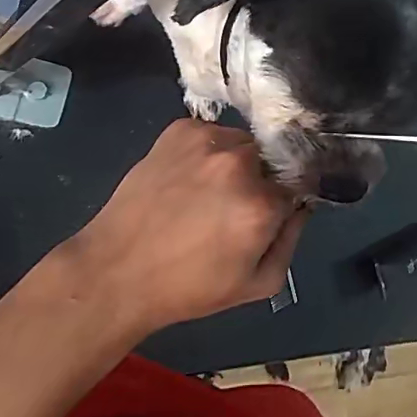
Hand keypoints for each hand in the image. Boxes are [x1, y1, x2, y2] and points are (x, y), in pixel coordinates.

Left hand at [57, 119, 308, 333]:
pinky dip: (206, 151)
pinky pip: (211, 134)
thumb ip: (291, 241)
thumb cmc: (188, 287)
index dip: (287, 198)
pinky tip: (186, 178)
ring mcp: (207, 140)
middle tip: (234, 206)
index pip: (298, 183)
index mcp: (262, 203)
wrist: (115, 270)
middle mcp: (239, 162)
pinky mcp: (180, 129)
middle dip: (262, 178)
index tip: (272, 211)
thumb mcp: (256, 285)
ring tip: (206, 191)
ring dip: (236, 161)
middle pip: (271, 159)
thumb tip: (301, 205)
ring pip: (242, 142)